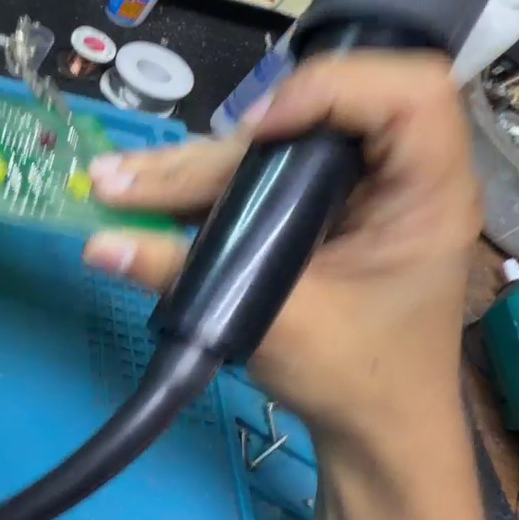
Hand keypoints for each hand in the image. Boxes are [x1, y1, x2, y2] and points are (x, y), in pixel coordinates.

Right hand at [81, 52, 479, 445]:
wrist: (373, 426)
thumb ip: (185, 277)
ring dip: (177, 173)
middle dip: (201, 158)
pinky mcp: (299, 218)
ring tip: (108, 186)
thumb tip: (98, 247)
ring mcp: (336, 199)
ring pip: (255, 160)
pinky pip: (242, 188)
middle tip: (121, 183)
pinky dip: (186, 194)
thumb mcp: (273, 322)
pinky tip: (134, 199)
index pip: (403, 96)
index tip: (252, 137)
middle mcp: (381, 181)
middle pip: (292, 132)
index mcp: (420, 194)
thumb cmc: (356, 377)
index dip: (329, 93)